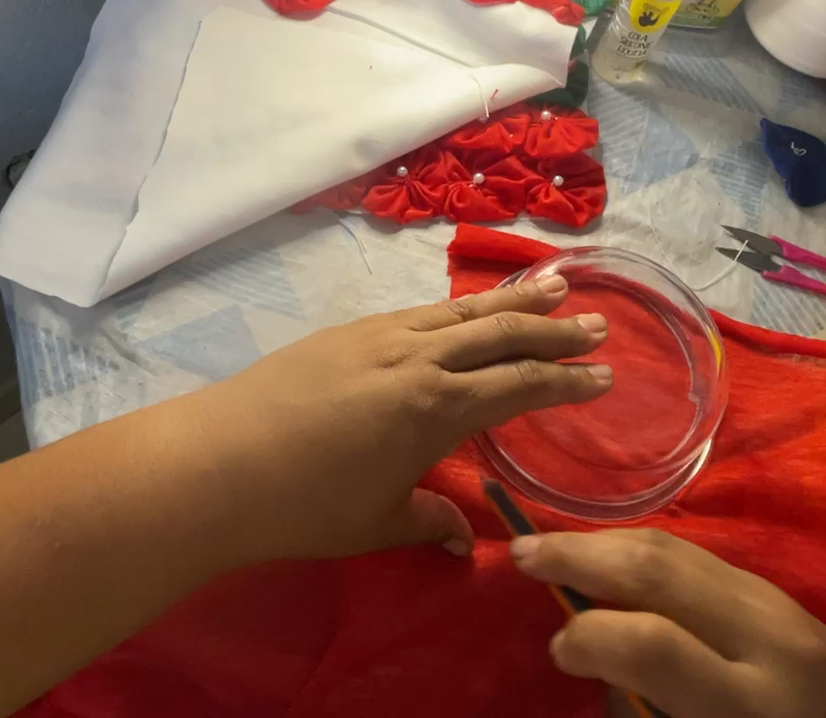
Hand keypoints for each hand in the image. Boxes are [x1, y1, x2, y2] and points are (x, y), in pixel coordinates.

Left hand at [186, 275, 610, 563]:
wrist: (221, 459)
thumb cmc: (304, 502)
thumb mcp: (377, 522)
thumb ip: (429, 521)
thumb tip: (465, 540)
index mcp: (435, 408)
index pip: (519, 386)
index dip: (566, 381)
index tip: (603, 373)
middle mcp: (419, 359)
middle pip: (501, 335)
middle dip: (554, 330)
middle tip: (597, 321)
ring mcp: (384, 335)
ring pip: (463, 311)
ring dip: (512, 301)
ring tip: (553, 286)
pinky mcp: (353, 328)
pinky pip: (423, 310)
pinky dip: (459, 305)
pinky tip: (468, 306)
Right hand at [511, 530, 825, 717]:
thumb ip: (651, 708)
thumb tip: (595, 663)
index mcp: (756, 704)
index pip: (653, 643)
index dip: (589, 637)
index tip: (560, 649)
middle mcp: (768, 638)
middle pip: (657, 570)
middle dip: (579, 556)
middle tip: (522, 553)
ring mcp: (775, 604)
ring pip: (672, 547)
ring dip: (602, 541)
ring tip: (552, 546)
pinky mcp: (775, 590)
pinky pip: (692, 553)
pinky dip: (637, 548)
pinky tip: (608, 555)